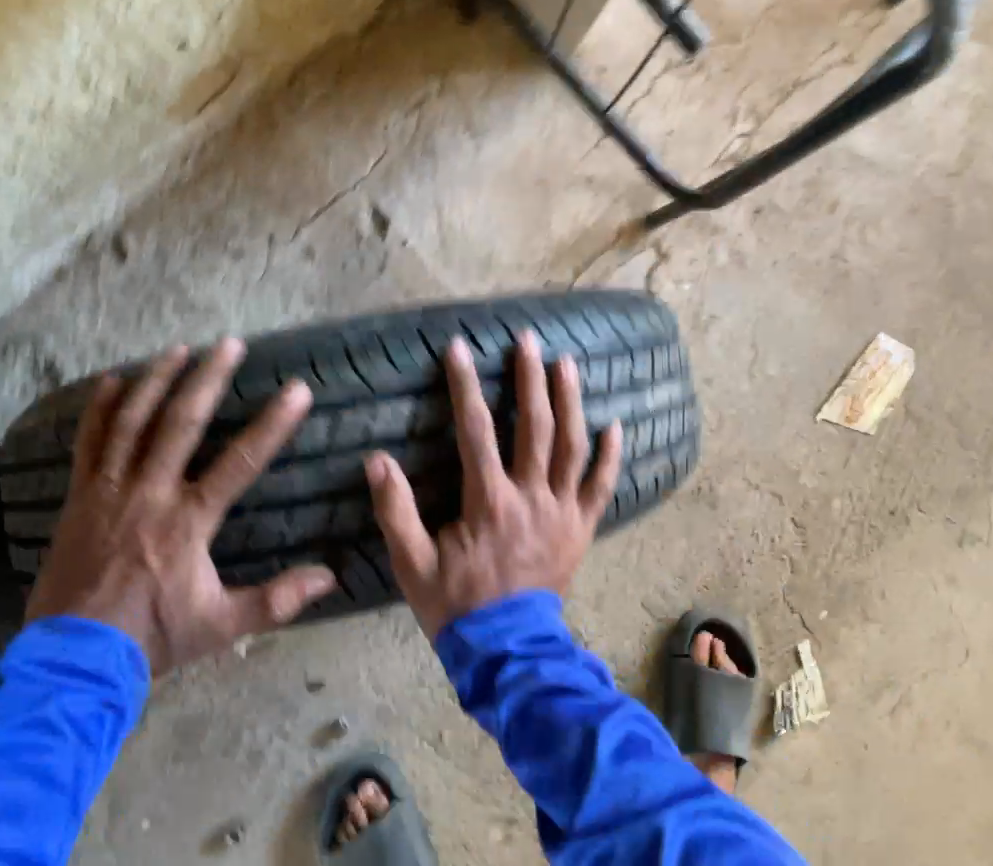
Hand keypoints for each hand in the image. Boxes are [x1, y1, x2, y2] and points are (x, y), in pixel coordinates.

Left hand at [25, 340, 336, 676]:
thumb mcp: (220, 625)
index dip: (272, 424)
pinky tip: (112, 380)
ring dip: (157, 381)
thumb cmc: (152, 638)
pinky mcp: (78, 498)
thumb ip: (276, 600)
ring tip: (178, 348)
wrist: (72, 660)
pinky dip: (99, 409)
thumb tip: (330, 577)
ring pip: (132, 423)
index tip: (297, 390)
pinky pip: (89, 443)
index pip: (240, 462)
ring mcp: (108, 491)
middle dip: (208, 380)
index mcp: (188, 521)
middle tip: (230, 344)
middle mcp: (149, 493)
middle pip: (180, 424)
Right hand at [366, 332, 622, 638]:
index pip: (475, 430)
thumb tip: (377, 460)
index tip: (459, 349)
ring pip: (572, 447)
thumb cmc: (456, 606)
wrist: (507, 652)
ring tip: (566, 364)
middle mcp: (530, 497)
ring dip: (570, 402)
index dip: (465, 386)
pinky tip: (615, 426)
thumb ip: (395, 511)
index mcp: (489, 501)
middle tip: (527, 340)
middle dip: (529, 379)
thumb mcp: (412, 564)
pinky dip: (610, 455)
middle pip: (535, 427)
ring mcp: (562, 511)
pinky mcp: (581, 528)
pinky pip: (601, 486)